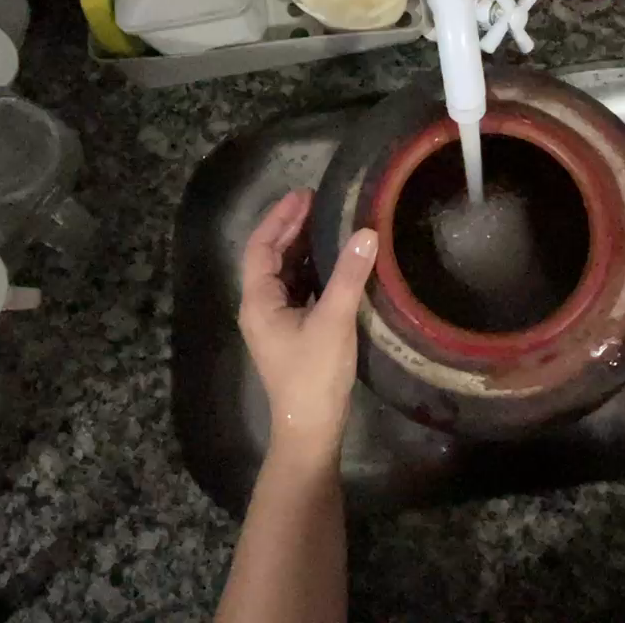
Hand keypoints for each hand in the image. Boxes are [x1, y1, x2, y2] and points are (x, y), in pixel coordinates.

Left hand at [238, 189, 377, 465]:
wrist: (311, 430)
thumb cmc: (314, 374)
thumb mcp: (334, 321)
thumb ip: (348, 275)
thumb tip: (366, 231)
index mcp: (258, 301)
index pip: (260, 247)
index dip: (280, 218)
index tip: (304, 194)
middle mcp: (261, 307)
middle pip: (270, 256)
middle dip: (290, 227)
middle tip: (318, 200)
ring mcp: (276, 321)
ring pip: (285, 272)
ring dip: (301, 246)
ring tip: (328, 221)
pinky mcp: (293, 332)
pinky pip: (299, 288)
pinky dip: (312, 268)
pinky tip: (335, 259)